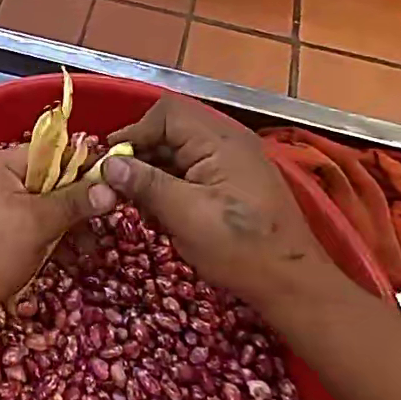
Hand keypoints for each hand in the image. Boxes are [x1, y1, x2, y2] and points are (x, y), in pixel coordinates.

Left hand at [0, 146, 116, 322]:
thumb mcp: (39, 224)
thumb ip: (75, 201)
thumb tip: (111, 186)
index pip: (51, 152)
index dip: (82, 169)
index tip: (112, 188)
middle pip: (46, 179)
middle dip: (74, 204)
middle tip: (98, 229)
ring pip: (38, 204)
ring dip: (62, 225)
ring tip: (84, 251)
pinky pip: (25, 221)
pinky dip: (44, 236)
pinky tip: (63, 257)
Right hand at [100, 95, 334, 306]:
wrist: (293, 285)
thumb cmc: (240, 248)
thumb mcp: (186, 215)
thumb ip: (146, 184)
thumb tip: (107, 164)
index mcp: (220, 141)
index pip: (165, 114)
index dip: (133, 133)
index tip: (111, 163)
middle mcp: (226, 141)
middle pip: (170, 128)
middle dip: (140, 151)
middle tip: (116, 181)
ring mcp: (231, 161)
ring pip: (177, 149)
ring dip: (151, 168)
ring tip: (133, 198)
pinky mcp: (231, 181)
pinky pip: (190, 167)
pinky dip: (168, 181)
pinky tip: (157, 207)